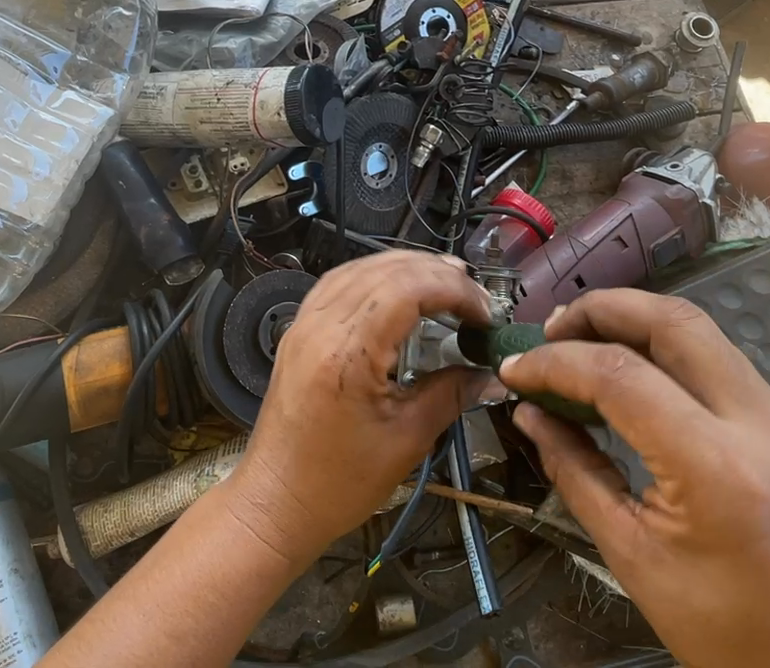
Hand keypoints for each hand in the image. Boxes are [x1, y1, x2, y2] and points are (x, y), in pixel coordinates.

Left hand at [224, 251, 492, 562]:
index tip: (485, 313)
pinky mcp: (299, 330)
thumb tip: (493, 375)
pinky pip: (339, 283)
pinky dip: (375, 275)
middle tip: (474, 294)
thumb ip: (451, 394)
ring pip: (360, 269)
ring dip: (406, 267)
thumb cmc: (340, 482)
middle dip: (436, 273)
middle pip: (385, 271)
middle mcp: (322, 325)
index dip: (453, 289)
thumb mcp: (407, 440)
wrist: (275, 502)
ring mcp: (305, 323)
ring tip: (447, 281)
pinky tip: (398, 287)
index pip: (407, 288)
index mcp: (348, 351)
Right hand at [499, 289, 769, 667]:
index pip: (622, 376)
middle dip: (602, 309)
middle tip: (550, 329)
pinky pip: (717, 358)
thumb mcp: (632, 558)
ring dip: (633, 319)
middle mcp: (759, 423)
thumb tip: (528, 414)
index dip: (556, 363)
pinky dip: (663, 346)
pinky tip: (626, 367)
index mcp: (717, 468)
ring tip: (579, 338)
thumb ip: (575, 472)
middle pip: (673, 321)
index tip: (515, 369)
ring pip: (700, 330)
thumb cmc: (726, 632)